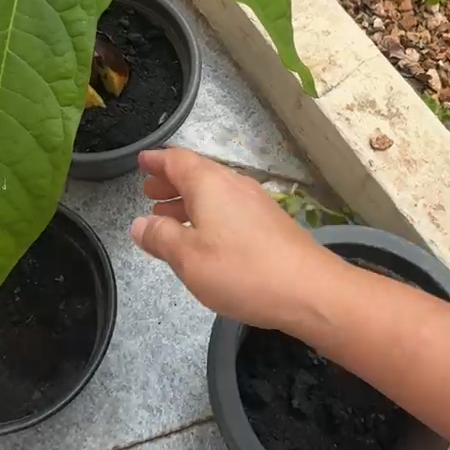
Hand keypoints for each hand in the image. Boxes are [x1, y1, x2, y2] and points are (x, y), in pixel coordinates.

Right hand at [131, 147, 342, 331]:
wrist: (310, 289)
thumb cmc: (242, 271)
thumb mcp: (188, 258)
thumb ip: (160, 238)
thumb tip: (139, 224)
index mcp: (210, 184)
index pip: (177, 160)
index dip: (156, 160)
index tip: (141, 161)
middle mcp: (234, 185)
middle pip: (197, 173)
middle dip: (171, 182)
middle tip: (149, 192)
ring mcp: (256, 203)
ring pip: (214, 192)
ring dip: (188, 201)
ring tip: (168, 218)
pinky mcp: (270, 222)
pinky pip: (230, 208)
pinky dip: (209, 214)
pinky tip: (204, 237)